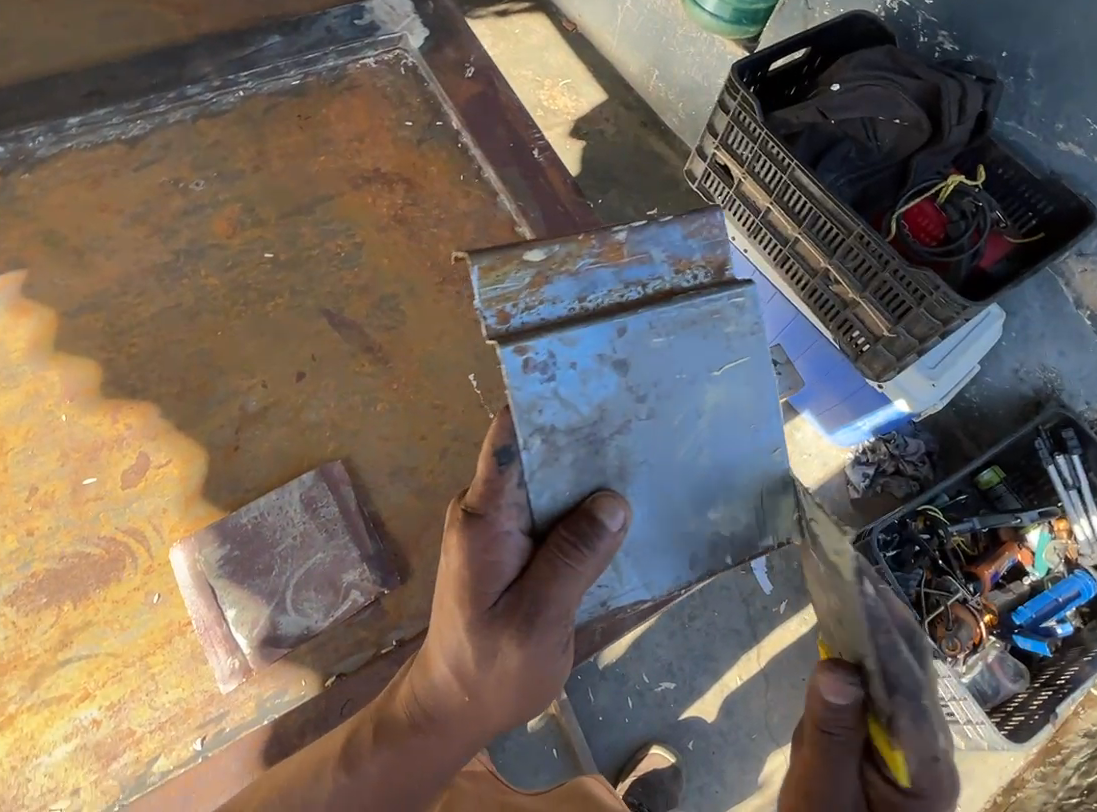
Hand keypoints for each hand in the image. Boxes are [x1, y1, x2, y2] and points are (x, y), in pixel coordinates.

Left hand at [388, 407, 631, 750]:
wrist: (453, 710)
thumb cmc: (489, 669)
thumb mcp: (537, 619)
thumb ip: (573, 558)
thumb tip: (614, 500)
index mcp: (485, 517)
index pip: (508, 439)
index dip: (546, 405)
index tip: (594, 385)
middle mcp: (489, 510)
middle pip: (534, 453)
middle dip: (581, 436)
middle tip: (638, 420)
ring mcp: (502, 528)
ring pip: (548, 482)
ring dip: (588, 472)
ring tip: (643, 453)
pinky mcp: (517, 548)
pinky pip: (553, 513)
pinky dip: (584, 508)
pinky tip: (626, 507)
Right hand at [778, 577, 958, 810]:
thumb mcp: (822, 798)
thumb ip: (831, 736)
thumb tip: (835, 665)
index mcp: (926, 766)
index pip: (906, 678)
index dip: (880, 623)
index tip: (854, 575)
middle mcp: (930, 749)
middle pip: (910, 666)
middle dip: (879, 611)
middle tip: (844, 558)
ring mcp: (913, 748)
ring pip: (898, 673)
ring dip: (872, 624)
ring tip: (842, 577)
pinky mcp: (892, 747)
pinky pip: (882, 689)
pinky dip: (862, 652)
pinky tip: (842, 629)